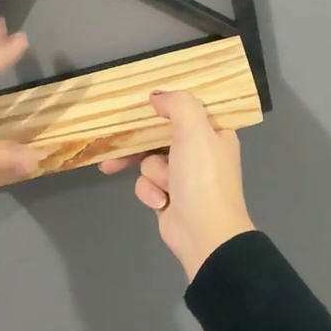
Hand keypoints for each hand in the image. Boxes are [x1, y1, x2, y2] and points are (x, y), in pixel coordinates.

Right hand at [100, 90, 256, 279]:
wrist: (204, 234)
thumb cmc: (203, 178)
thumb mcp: (195, 131)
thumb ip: (178, 105)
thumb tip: (156, 96)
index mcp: (215, 133)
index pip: (188, 110)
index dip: (167, 104)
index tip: (143, 100)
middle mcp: (200, 152)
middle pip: (160, 135)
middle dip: (140, 142)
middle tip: (115, 138)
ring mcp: (183, 176)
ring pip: (149, 161)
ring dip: (151, 173)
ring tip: (155, 184)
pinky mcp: (168, 196)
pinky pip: (147, 184)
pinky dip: (150, 192)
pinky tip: (160, 202)